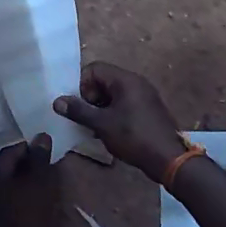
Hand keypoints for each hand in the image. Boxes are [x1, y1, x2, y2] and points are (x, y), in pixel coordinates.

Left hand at [0, 134, 59, 226]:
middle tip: (50, 161)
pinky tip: (43, 195)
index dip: (29, 146)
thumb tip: (41, 136)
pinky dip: (28, 191)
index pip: (10, 151)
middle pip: (10, 166)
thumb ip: (40, 158)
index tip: (48, 148)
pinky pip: (16, 196)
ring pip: (13, 182)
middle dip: (29, 161)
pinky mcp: (4, 219)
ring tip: (50, 177)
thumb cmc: (33, 216)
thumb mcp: (41, 182)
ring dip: (30, 177)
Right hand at [53, 62, 187, 181]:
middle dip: (90, 98)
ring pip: (113, 94)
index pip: (94, 68)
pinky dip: (113, 114)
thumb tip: (57, 101)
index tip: (82, 106)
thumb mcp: (102, 124)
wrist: (168, 158)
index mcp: (125, 79)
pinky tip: (110, 132)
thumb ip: (79, 111)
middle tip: (87, 119)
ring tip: (96, 128)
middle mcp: (136, 82)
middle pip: (104, 80)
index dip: (82, 85)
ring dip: (101, 108)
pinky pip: (124, 104)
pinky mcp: (148, 109)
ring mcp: (144, 96)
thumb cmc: (133, 136)